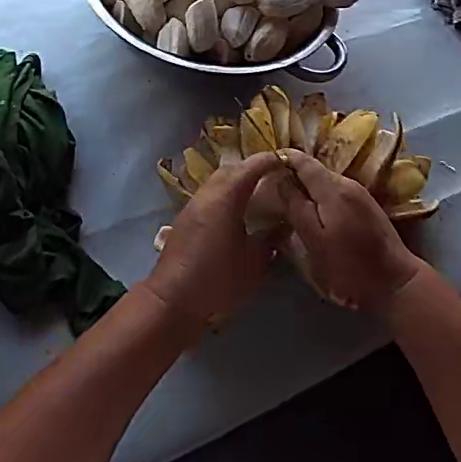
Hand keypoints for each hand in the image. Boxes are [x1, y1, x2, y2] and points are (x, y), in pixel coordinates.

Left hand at [143, 152, 284, 330]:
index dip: (270, 161)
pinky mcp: (185, 218)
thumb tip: (285, 223)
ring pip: (218, 181)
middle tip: (274, 176)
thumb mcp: (254, 262)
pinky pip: (210, 194)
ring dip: (237, 180)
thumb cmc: (217, 279)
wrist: (173, 300)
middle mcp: (208, 194)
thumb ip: (271, 239)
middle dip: (253, 168)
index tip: (287, 161)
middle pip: (232, 169)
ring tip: (257, 192)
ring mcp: (193, 205)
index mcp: (226, 198)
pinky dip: (226, 193)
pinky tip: (236, 211)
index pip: (251, 167)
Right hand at [281, 150, 426, 312]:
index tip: (264, 163)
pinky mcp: (366, 206)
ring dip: (307, 187)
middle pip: (315, 170)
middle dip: (293, 173)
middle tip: (270, 186)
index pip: (304, 161)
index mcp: (333, 188)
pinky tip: (312, 211)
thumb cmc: (349, 266)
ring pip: (325, 181)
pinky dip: (320, 196)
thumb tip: (281, 180)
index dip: (283, 158)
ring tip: (286, 199)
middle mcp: (348, 183)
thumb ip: (296, 207)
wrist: (395, 282)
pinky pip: (336, 192)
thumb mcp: (314, 240)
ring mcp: (360, 193)